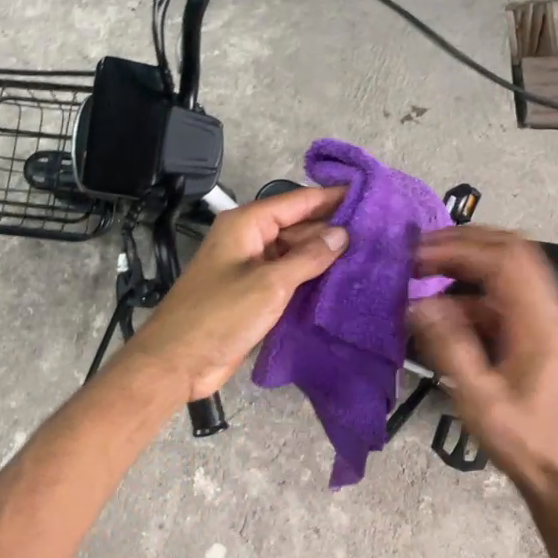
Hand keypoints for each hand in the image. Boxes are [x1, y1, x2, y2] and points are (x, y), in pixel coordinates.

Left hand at [123, 185, 348, 402]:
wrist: (178, 362)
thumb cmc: (219, 316)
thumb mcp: (269, 284)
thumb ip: (308, 258)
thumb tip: (342, 234)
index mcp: (246, 224)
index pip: (297, 201)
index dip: (331, 198)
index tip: (368, 195)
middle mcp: (249, 240)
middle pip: (298, 226)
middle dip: (333, 229)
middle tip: (379, 233)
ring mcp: (250, 268)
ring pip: (294, 253)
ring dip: (325, 256)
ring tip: (370, 256)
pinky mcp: (253, 294)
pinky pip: (288, 278)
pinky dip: (311, 279)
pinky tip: (341, 283)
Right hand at [409, 227, 557, 493]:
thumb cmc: (522, 440)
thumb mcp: (479, 398)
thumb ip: (449, 347)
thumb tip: (419, 304)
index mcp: (540, 322)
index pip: (505, 260)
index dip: (460, 247)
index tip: (420, 254)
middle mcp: (548, 311)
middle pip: (512, 250)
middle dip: (465, 241)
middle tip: (421, 248)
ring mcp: (544, 320)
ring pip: (510, 267)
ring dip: (468, 259)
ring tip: (426, 266)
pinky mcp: (534, 333)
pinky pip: (503, 294)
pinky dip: (471, 287)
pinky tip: (441, 304)